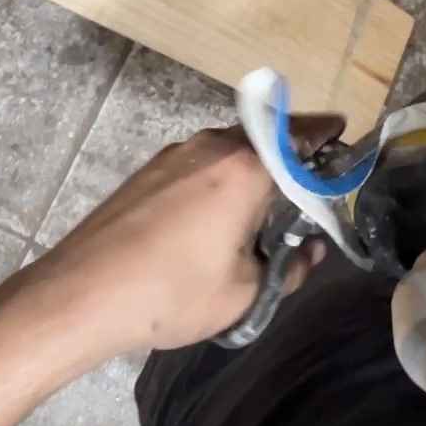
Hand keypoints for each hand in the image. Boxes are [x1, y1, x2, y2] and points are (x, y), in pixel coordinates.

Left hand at [27, 126, 319, 354]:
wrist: (81, 292)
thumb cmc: (172, 293)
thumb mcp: (244, 293)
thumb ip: (290, 269)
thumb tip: (310, 253)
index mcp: (246, 168)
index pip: (301, 135)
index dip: (328, 132)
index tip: (345, 132)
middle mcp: (215, 145)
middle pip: (267, 136)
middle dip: (292, 152)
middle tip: (308, 181)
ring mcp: (179, 152)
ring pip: (233, 146)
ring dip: (255, 164)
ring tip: (263, 203)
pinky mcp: (153, 167)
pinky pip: (204, 158)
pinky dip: (223, 172)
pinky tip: (215, 211)